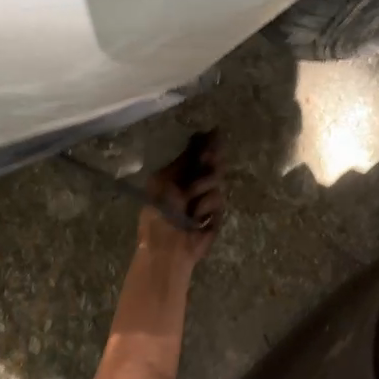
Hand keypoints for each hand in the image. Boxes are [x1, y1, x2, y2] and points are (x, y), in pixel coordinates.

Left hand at [137, 131, 223, 269]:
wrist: (167, 245)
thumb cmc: (159, 211)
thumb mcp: (165, 180)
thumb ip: (184, 160)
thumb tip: (199, 136)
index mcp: (177, 174)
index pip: (197, 153)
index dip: (206, 143)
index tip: (215, 133)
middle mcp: (193, 183)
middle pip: (211, 163)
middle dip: (210, 160)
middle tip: (207, 160)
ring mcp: (206, 198)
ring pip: (217, 180)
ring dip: (203, 188)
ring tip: (191, 202)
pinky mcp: (216, 214)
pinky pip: (218, 200)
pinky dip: (207, 207)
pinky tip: (197, 218)